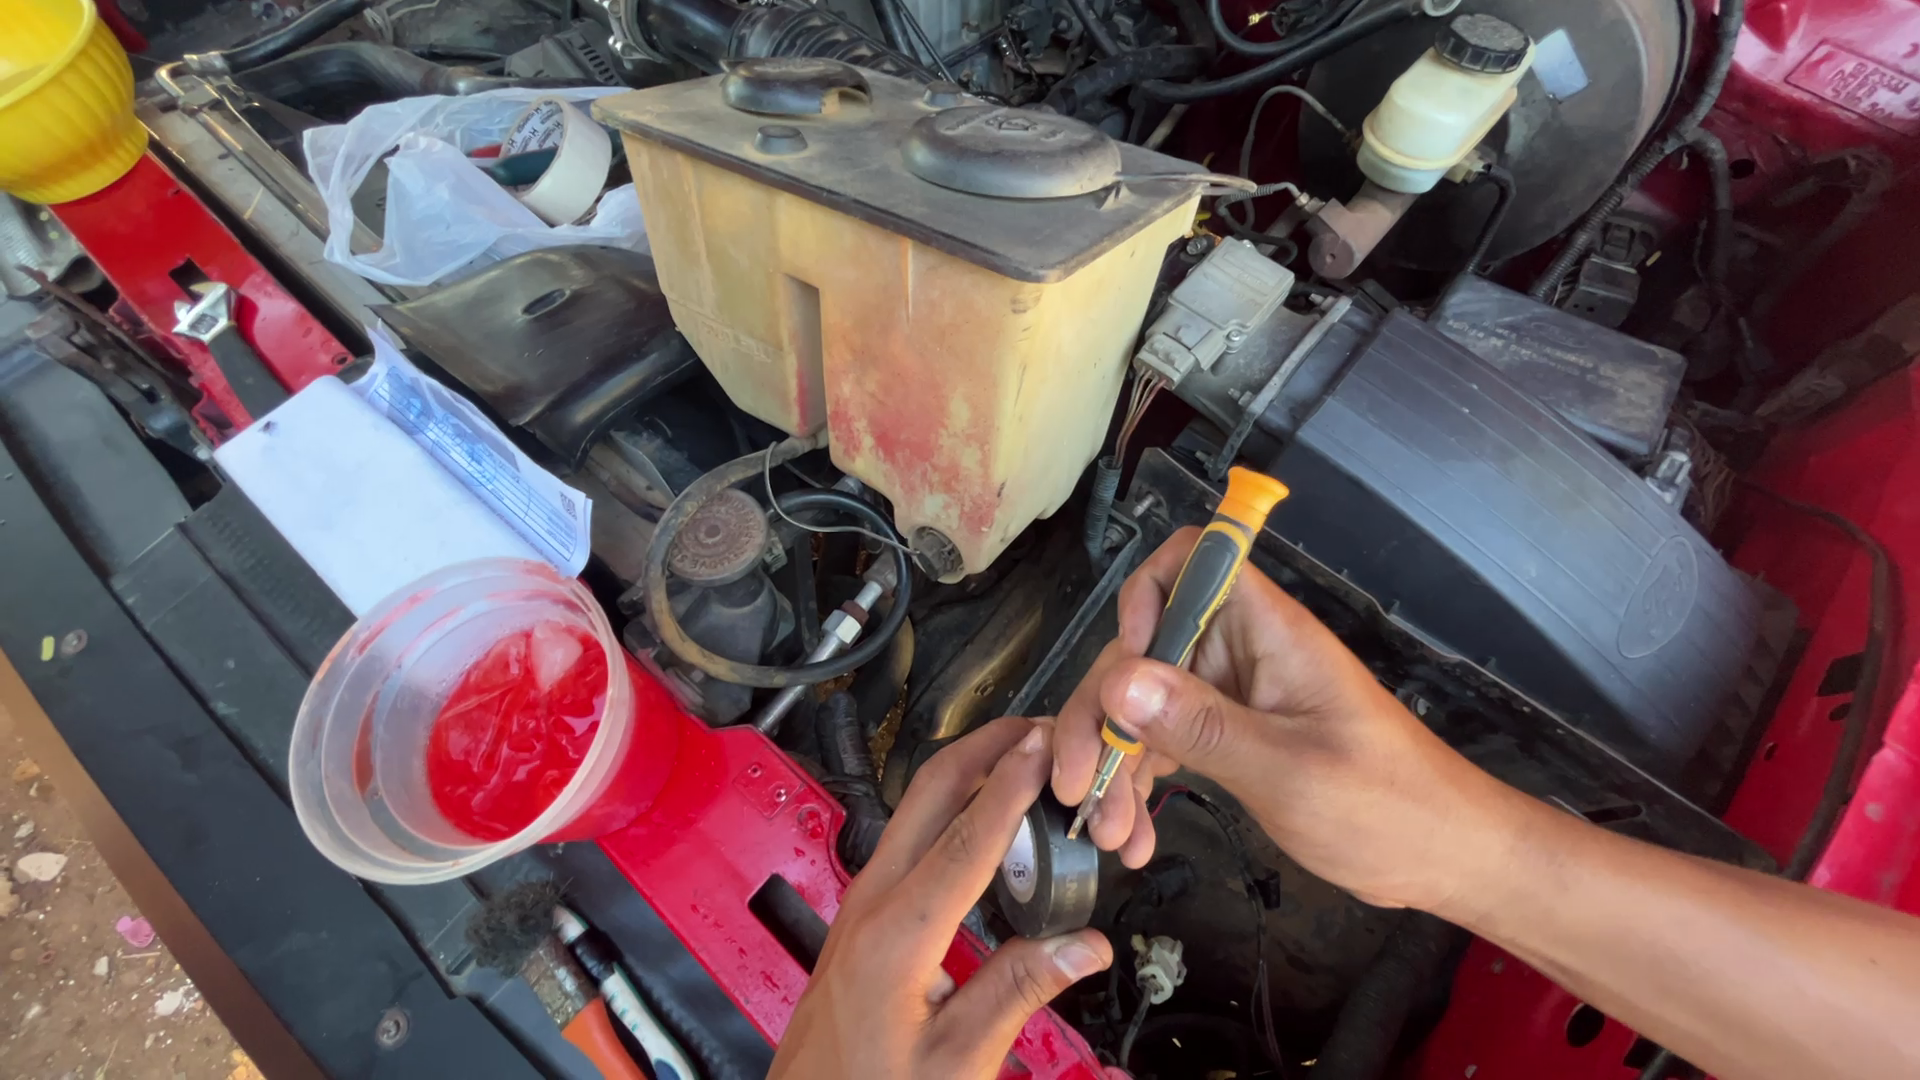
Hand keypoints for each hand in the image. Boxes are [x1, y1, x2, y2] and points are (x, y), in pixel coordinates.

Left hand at [772, 716, 1114, 1078]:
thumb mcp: (955, 1063)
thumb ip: (1017, 993)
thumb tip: (1083, 943)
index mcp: (897, 933)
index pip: (965, 841)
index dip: (1010, 788)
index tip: (1043, 747)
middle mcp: (874, 895)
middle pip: (930, 792)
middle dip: (985, 747)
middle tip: (1038, 727)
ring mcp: (865, 893)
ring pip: (918, 804)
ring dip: (970, 767)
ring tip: (1020, 754)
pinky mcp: (867, 902)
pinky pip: (913, 830)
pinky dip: (954, 800)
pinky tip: (986, 806)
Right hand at [1050, 527, 1525, 910]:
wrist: (1444, 859)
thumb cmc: (1388, 806)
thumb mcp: (1291, 772)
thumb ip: (1202, 726)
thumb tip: (1117, 683)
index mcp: (1263, 629)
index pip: (1194, 560)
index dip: (1147, 594)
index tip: (1127, 665)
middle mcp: (1234, 649)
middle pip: (1141, 647)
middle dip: (1102, 714)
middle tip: (1075, 783)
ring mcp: (1224, 691)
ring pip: (1139, 701)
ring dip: (1113, 761)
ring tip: (1106, 832)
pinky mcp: (1220, 732)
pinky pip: (1159, 740)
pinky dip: (1136, 781)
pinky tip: (1130, 832)